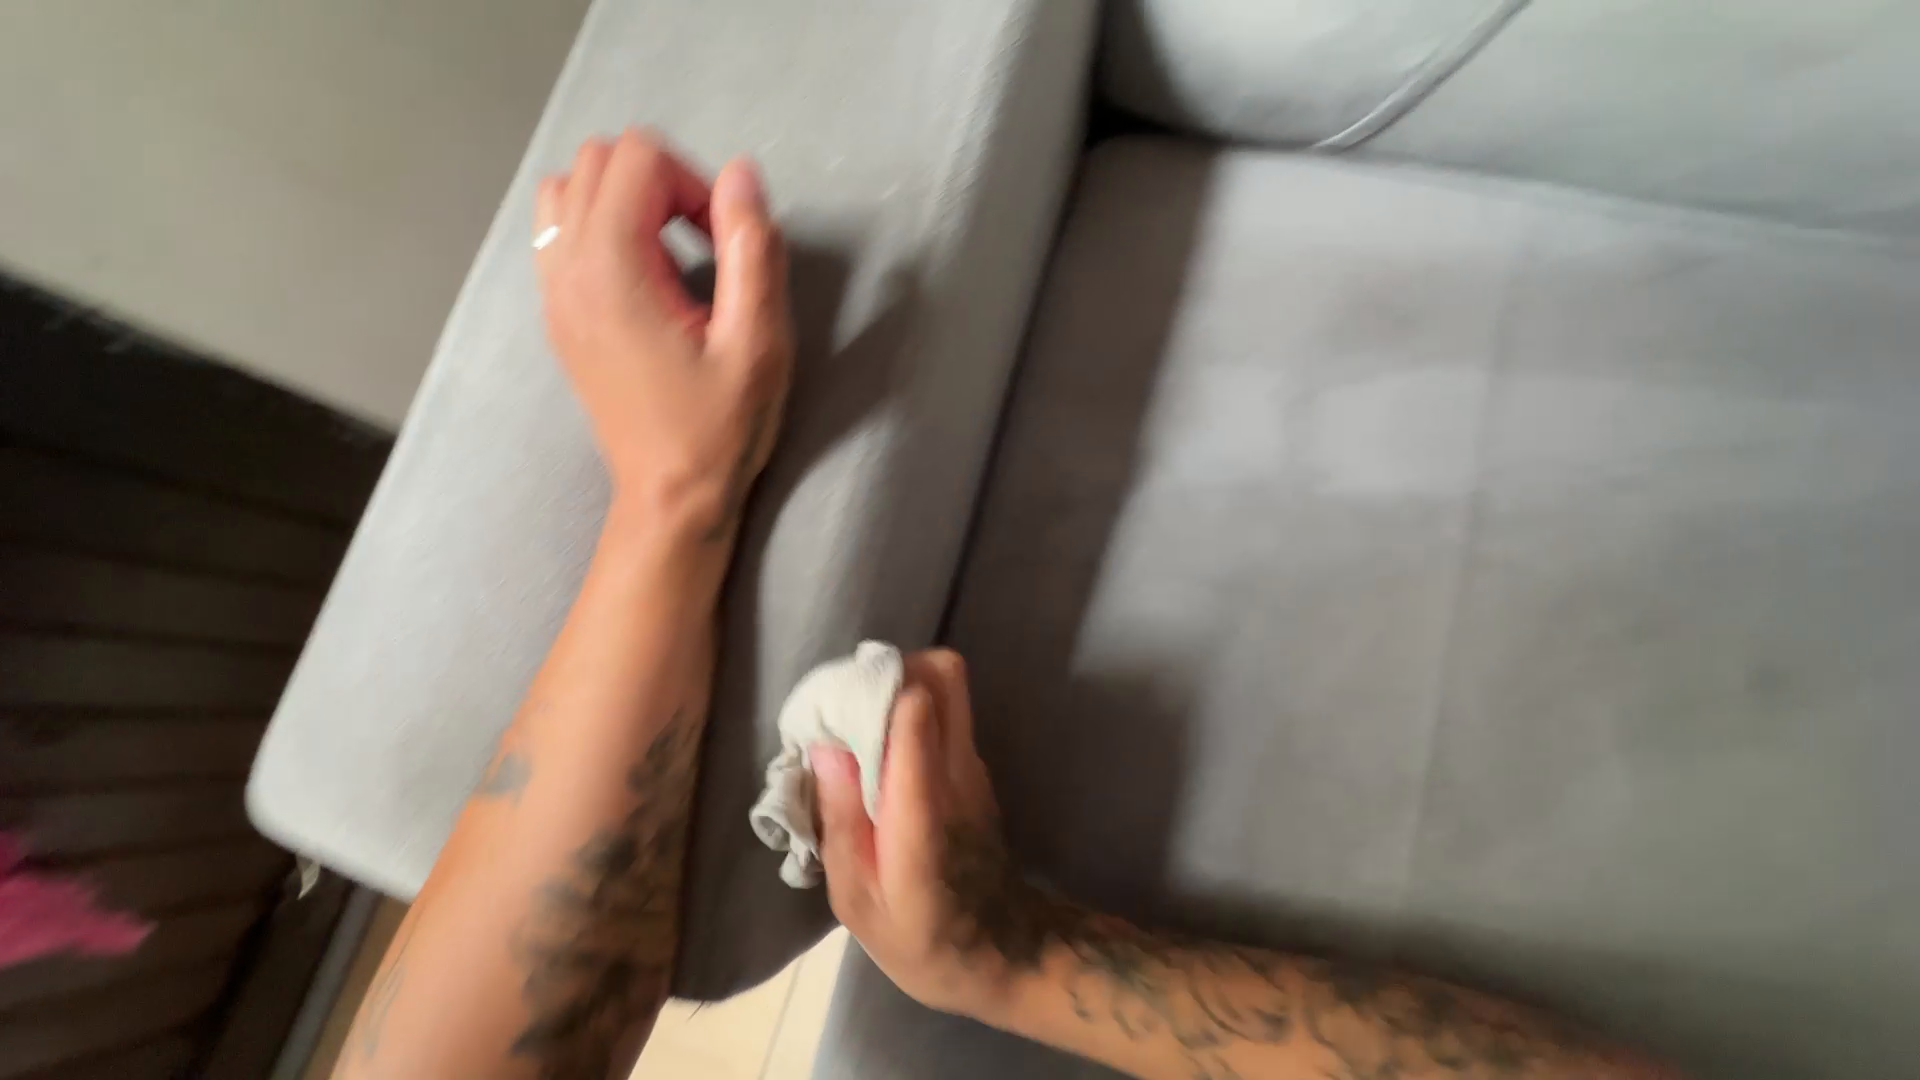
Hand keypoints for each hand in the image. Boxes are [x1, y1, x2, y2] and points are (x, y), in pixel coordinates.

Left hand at [534, 130, 792, 540]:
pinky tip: (645, 279)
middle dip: (663, 183)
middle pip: (598, 161)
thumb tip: (742, 174)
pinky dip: (602, 228)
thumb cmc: (720, 428)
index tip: (728, 244)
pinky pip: (560, 233)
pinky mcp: (558, 316)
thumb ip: (753, 251)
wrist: (670, 497)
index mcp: (613, 270)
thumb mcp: (758, 344)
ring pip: (567, 190)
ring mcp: (554, 293)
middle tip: (708, 245)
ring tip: (671, 254)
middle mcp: (567, 269)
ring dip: (626, 200)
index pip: (639, 158)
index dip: (697, 184)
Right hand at [814, 649, 1040, 1019]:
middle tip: (852, 702)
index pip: (917, 713)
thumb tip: (825, 747)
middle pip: (945, 674)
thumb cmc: (918, 935)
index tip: (837, 705)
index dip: (876, 690)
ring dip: (903, 683)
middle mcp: (957, 771)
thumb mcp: (857, 899)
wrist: (997, 949)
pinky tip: (883, 746)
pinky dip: (914, 707)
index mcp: (923, 807)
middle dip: (894, 669)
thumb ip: (841, 819)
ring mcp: (974, 764)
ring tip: (861, 723)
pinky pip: (948, 710)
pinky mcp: (975, 766)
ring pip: (950, 685)